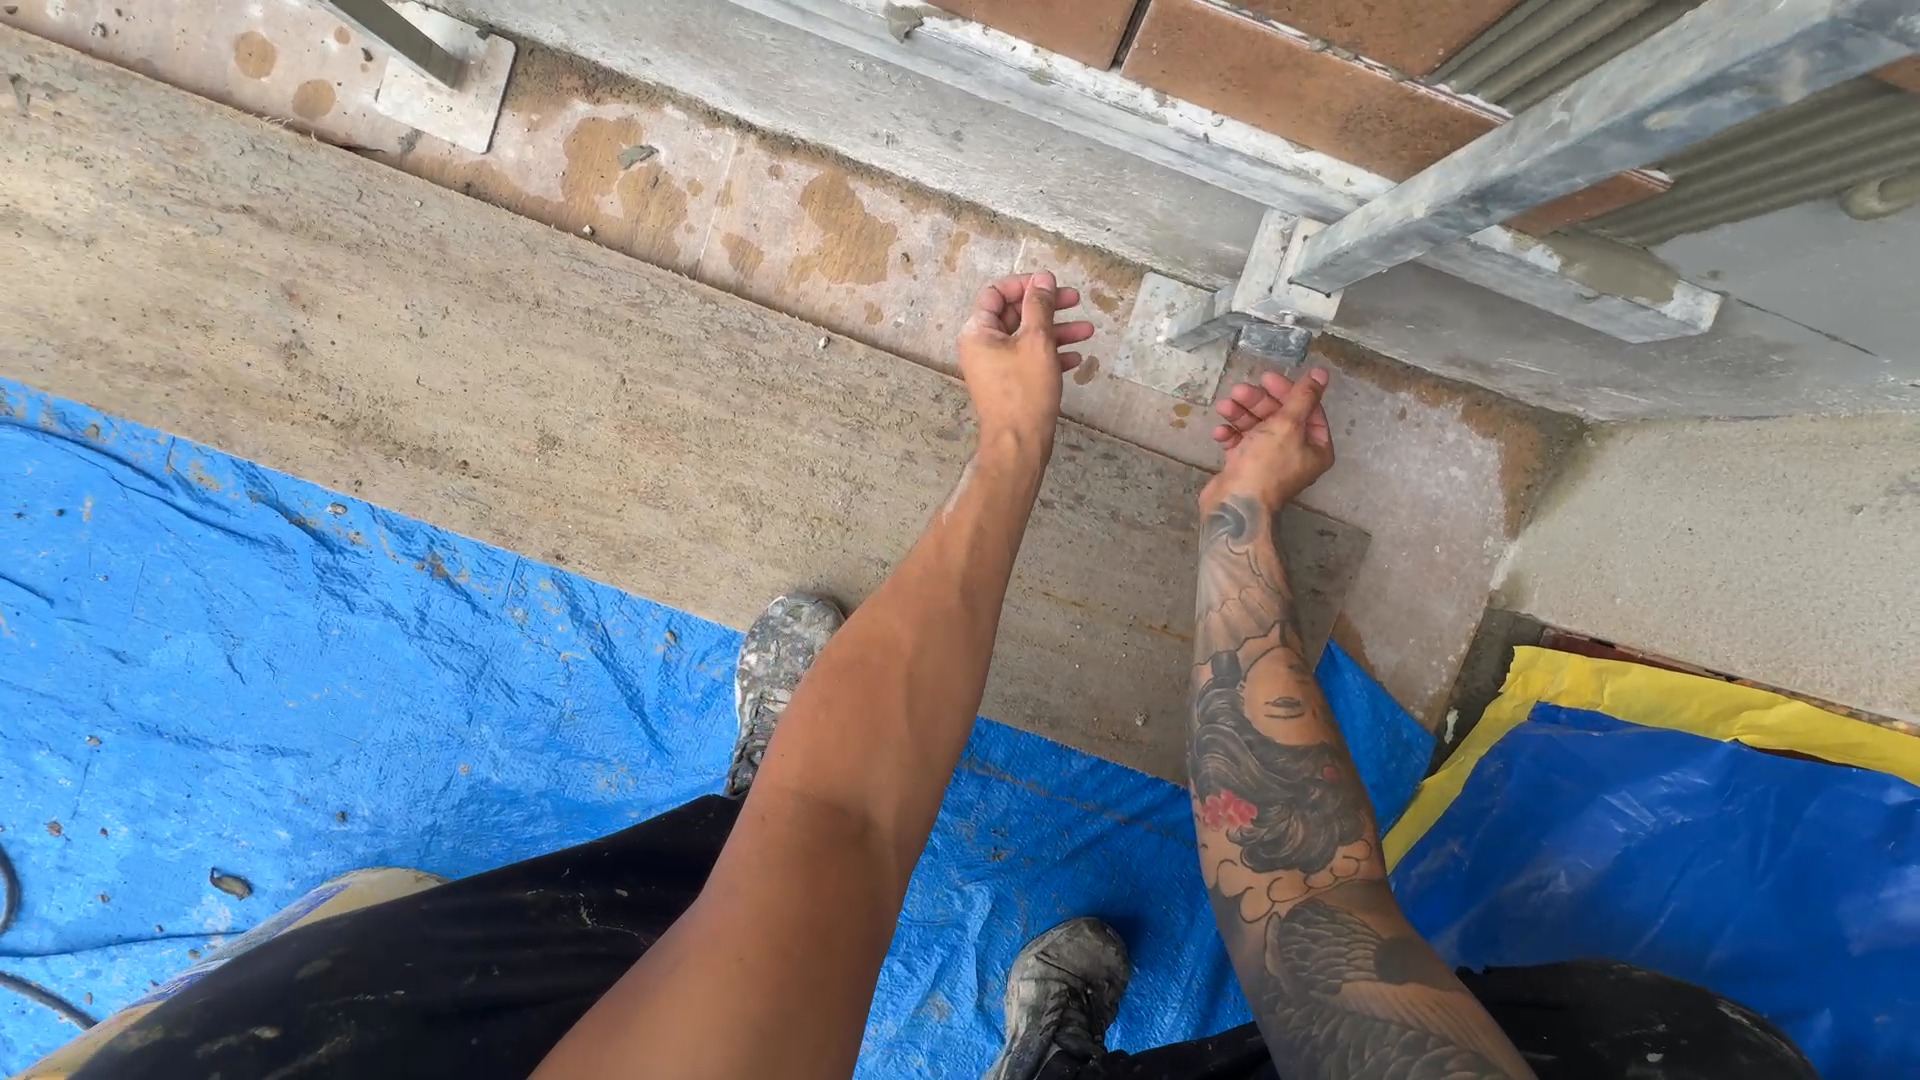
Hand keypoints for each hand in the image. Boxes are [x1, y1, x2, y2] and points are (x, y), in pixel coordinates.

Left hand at [957, 271, 1094, 450]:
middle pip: (1015, 314)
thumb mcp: (1037, 340)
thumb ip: (1040, 305)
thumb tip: (1043, 279)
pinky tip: (1076, 359)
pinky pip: (1029, 360)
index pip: (997, 292)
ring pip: (1027, 338)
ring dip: (1057, 331)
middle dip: (1048, 307)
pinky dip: (1051, 355)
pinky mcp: (1009, 384)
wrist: (1019, 443)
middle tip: (1075, 301)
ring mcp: (994, 367)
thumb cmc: (1025, 392)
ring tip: (1087, 330)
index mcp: (978, 331)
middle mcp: (981, 347)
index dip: (1025, 284)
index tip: (1051, 285)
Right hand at [1202, 368, 1334, 510]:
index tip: (1266, 378)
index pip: (1306, 409)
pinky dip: (1230, 436)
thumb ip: (1303, 397)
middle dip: (1256, 403)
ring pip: (1256, 428)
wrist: (1236, 504)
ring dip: (1239, 415)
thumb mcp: (1288, 425)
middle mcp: (1294, 454)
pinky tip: (1219, 433)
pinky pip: (1240, 444)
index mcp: (1314, 447)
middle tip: (1237, 391)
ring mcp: (1268, 461)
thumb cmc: (1266, 465)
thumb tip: (1321, 373)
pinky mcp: (1245, 466)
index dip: (1287, 391)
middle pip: (1278, 417)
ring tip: (1223, 407)